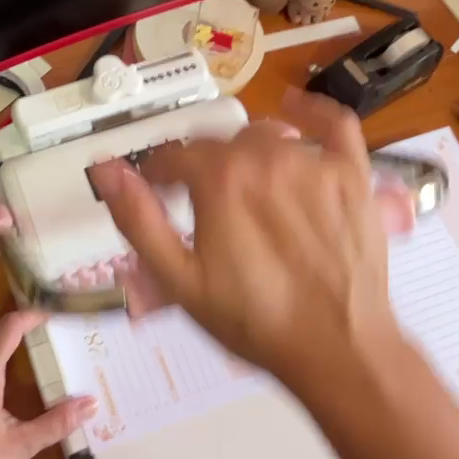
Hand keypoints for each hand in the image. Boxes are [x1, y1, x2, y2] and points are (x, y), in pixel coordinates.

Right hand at [91, 90, 415, 385]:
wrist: (336, 348)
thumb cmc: (252, 319)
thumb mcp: (179, 279)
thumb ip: (138, 218)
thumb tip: (106, 168)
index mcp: (219, 178)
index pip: (175, 156)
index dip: (159, 174)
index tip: (158, 191)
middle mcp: (265, 156)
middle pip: (219, 146)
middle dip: (202, 168)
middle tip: (202, 205)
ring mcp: (314, 162)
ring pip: (267, 137)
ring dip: (247, 154)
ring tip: (245, 187)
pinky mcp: (352, 174)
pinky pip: (334, 123)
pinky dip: (311, 110)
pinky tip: (295, 110)